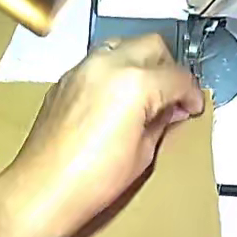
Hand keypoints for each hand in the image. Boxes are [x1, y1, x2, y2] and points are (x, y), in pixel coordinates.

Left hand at [0, 34, 203, 236]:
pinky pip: (96, 64)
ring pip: (120, 46)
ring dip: (139, 63)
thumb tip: (168, 111)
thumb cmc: (89, 180)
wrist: (43, 189)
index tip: (192, 106)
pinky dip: (112, 72)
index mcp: (134, 83)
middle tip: (173, 96)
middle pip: (151, 46)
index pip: (177, 76)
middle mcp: (106, 66)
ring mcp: (80, 71)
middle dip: (168, 67)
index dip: (191, 94)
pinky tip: (116, 99)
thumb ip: (161, 122)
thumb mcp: (143, 154)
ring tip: (145, 94)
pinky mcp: (63, 82)